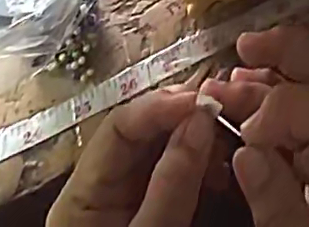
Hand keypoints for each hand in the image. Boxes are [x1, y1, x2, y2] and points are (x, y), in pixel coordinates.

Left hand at [48, 88, 222, 226]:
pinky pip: (178, 172)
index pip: (119, 125)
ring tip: (227, 131)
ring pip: (164, 147)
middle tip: (221, 106)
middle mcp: (103, 185)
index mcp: (81, 193)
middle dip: (183, 114)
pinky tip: (223, 160)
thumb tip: (200, 119)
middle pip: (144, 132)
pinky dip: (202, 162)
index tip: (199, 99)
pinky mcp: (153, 210)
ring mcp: (129, 196)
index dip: (159, 106)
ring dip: (197, 135)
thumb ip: (169, 186)